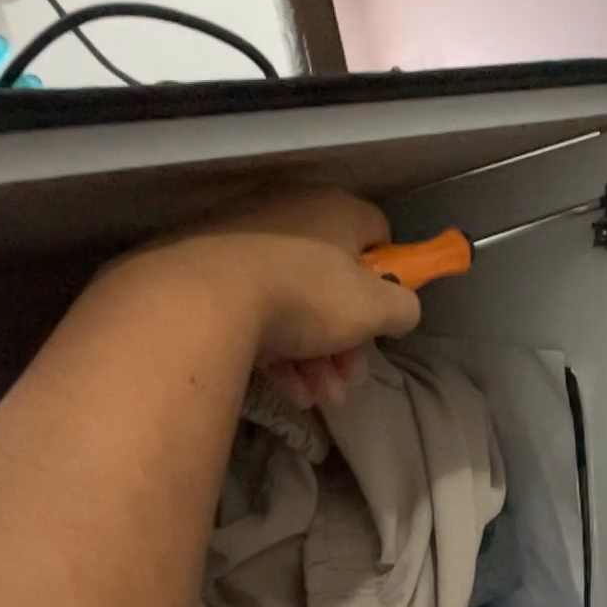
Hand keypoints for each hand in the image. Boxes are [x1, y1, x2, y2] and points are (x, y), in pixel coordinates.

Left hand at [107, 190, 419, 408]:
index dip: (388, 275)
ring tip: (321, 397)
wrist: (202, 302)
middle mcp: (287, 215)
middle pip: (333, 281)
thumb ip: (403, 308)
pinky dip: (278, 354)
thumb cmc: (305, 296)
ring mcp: (242, 244)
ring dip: (316, 358)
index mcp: (332, 208)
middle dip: (347, 339)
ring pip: (294, 306)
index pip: (376, 232)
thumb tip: (403, 309)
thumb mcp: (376, 309)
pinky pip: (255, 315)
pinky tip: (290, 392)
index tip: (384, 314)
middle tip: (349, 375)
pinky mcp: (207, 275)